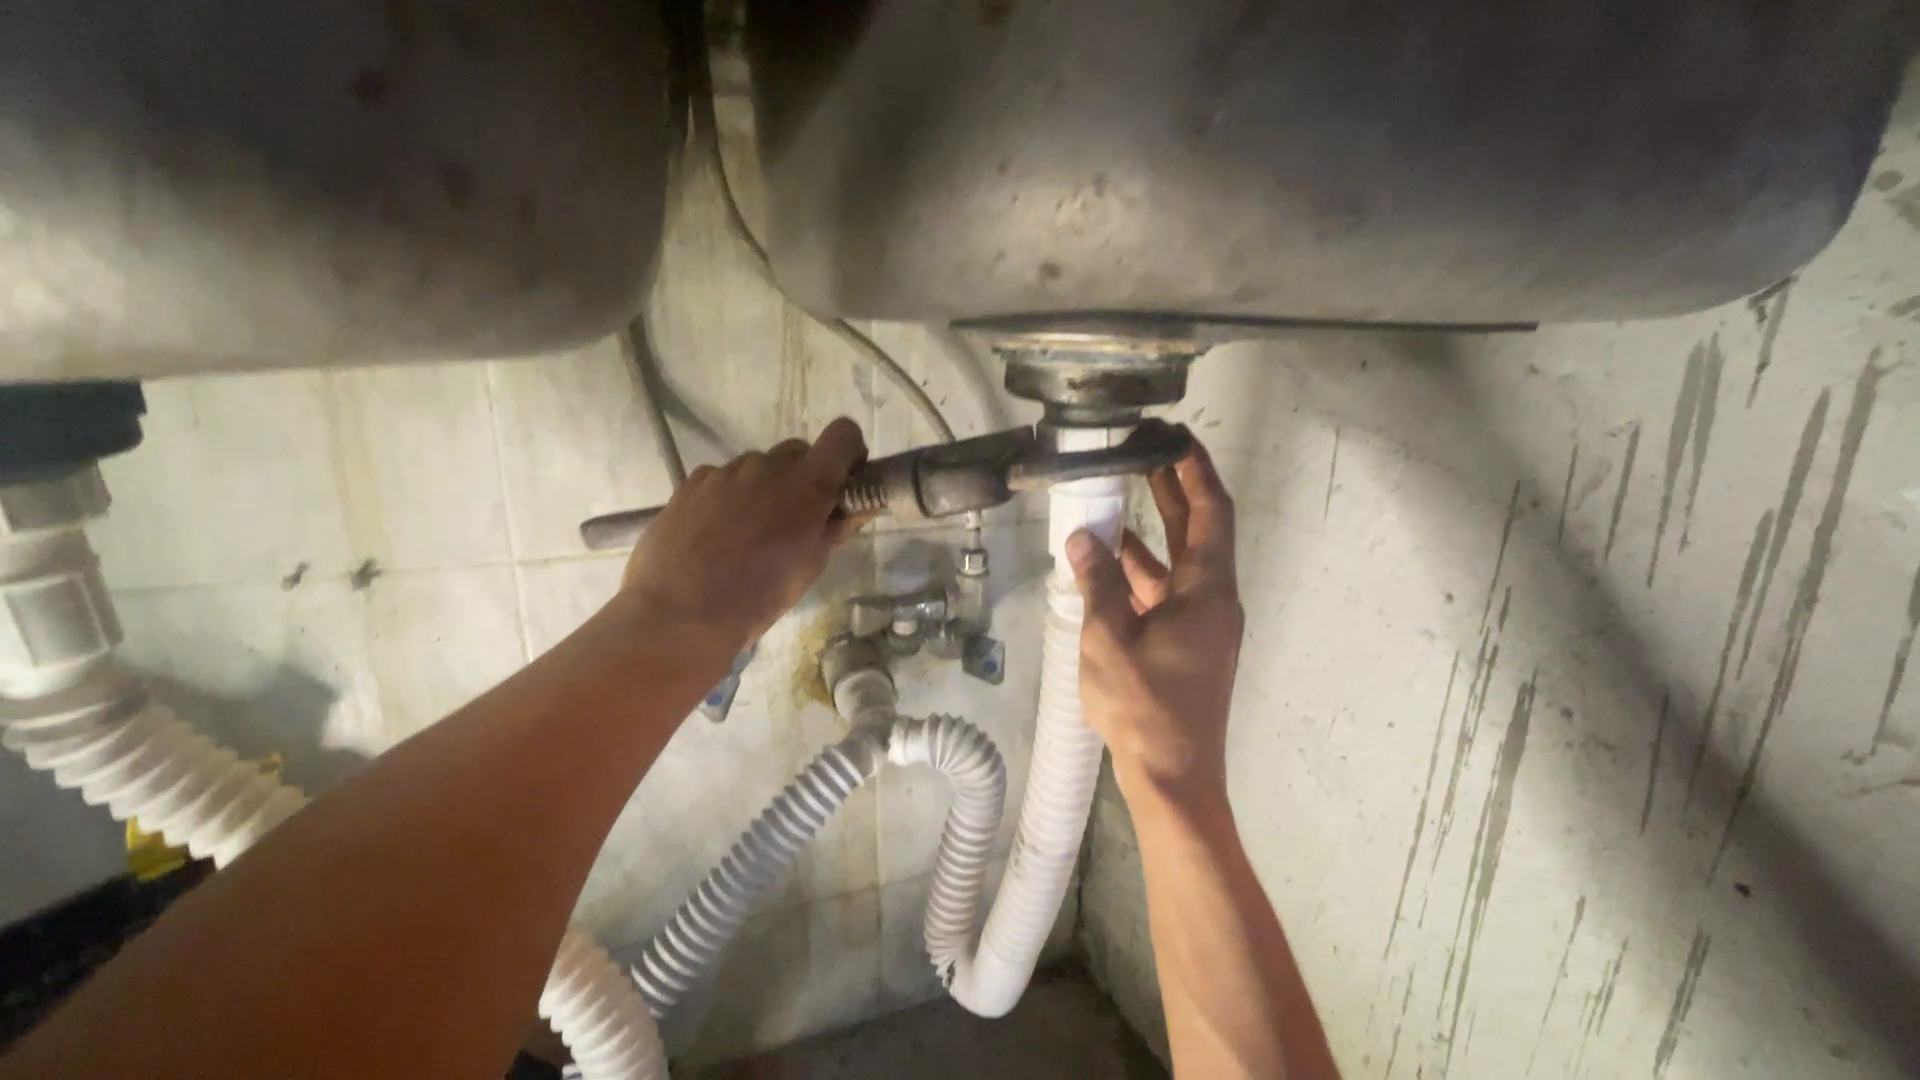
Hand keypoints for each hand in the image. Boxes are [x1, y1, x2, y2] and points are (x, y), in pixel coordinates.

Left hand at [621, 418, 869, 646]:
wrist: (681, 614)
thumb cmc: (760, 596)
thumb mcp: (811, 566)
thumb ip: (835, 528)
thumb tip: (851, 509)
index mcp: (807, 484)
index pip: (843, 435)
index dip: (848, 453)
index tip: (843, 482)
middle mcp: (767, 465)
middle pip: (798, 451)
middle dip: (804, 477)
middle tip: (794, 519)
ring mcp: (725, 471)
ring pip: (758, 467)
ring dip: (763, 488)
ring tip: (748, 533)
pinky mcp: (692, 482)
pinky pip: (722, 478)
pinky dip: (728, 497)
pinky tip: (716, 534)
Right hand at [1066, 441, 1243, 803]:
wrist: (1173, 777)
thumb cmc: (1145, 707)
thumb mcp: (1110, 640)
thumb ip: (1098, 585)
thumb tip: (1084, 541)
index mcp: (1207, 592)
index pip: (1211, 513)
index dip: (1196, 471)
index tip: (1176, 437)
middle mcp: (1214, 601)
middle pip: (1200, 532)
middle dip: (1173, 491)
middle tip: (1144, 454)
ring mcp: (1202, 626)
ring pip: (1178, 565)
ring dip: (1151, 533)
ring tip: (1115, 500)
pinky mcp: (1187, 647)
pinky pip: (1166, 595)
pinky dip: (1140, 574)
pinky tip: (1107, 564)